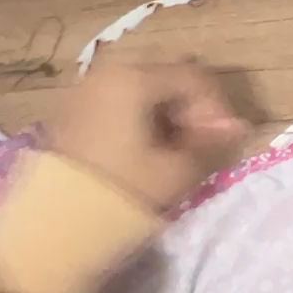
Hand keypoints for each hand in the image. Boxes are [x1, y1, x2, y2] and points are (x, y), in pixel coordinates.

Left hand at [47, 61, 249, 209]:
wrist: (53, 221)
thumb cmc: (121, 189)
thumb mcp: (175, 171)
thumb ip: (212, 145)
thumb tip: (239, 128)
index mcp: (134, 78)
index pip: (195, 78)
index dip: (218, 109)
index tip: (223, 143)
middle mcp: (108, 72)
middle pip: (170, 79)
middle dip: (194, 110)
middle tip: (202, 146)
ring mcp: (87, 89)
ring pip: (146, 91)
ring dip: (171, 116)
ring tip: (176, 153)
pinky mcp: (75, 110)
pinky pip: (122, 103)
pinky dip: (145, 120)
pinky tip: (149, 152)